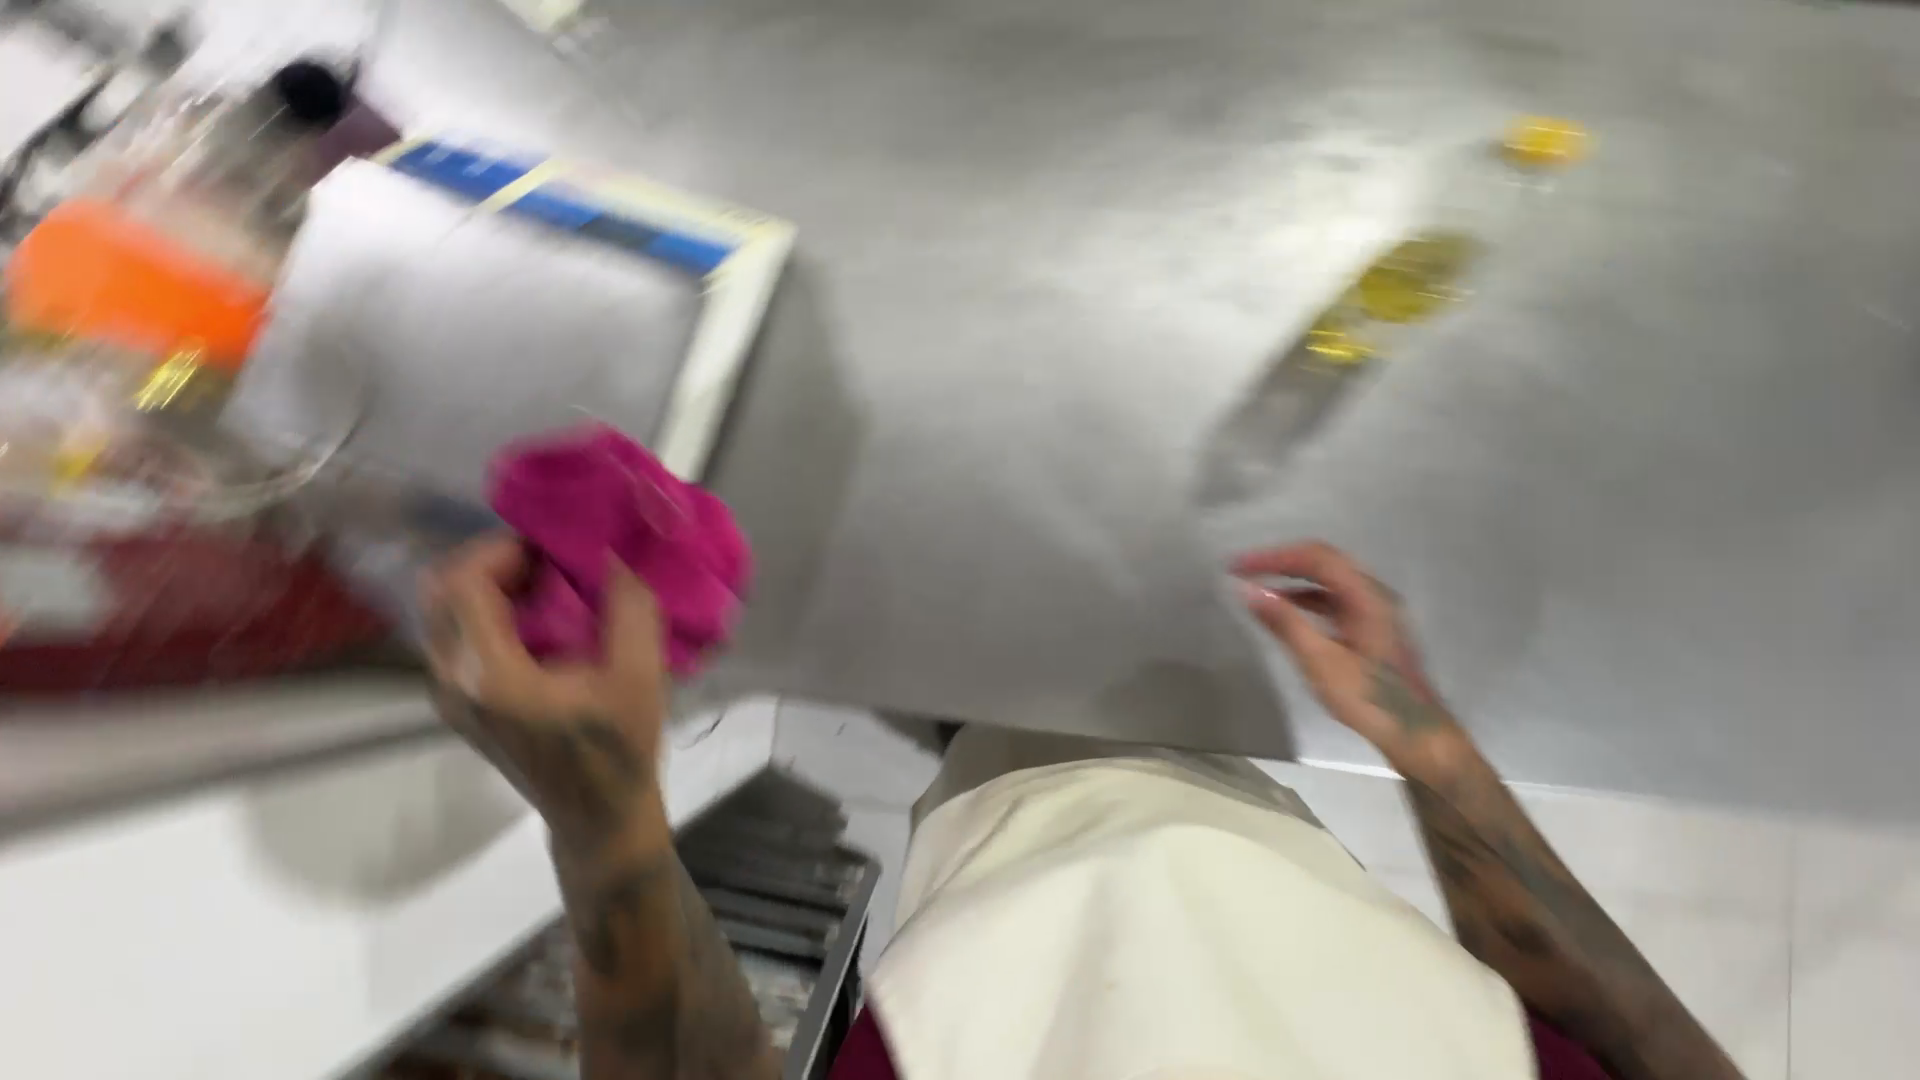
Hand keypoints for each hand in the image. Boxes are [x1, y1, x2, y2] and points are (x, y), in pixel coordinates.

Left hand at [421, 535, 668, 852]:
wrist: (598, 818)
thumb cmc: (618, 750)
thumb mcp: (640, 676)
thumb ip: (630, 608)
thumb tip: (617, 554)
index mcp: (489, 675)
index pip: (462, 584)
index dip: (503, 550)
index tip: (555, 547)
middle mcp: (452, 681)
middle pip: (441, 592)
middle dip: (493, 562)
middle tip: (549, 559)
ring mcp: (451, 696)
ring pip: (445, 613)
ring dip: (491, 585)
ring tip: (550, 582)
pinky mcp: (463, 703)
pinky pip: (458, 635)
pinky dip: (491, 610)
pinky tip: (544, 618)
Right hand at [1234, 541, 1464, 769]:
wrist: (1416, 733)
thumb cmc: (1370, 698)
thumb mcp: (1321, 662)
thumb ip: (1285, 623)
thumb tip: (1249, 591)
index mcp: (1367, 596)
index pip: (1316, 558)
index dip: (1274, 556)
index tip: (1238, 566)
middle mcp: (1374, 594)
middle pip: (1323, 560)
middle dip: (1281, 560)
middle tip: (1244, 568)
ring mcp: (1375, 609)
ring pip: (1328, 578)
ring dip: (1292, 577)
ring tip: (1258, 585)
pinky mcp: (1370, 625)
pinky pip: (1333, 597)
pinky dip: (1304, 595)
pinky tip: (1285, 609)